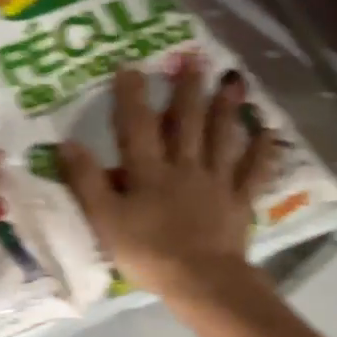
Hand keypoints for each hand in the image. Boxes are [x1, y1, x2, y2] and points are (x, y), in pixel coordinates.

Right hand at [57, 60, 277, 303]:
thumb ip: (87, 182)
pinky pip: (254, 171)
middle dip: (187, 90)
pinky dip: (263, 149)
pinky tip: (270, 130)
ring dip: (227, 108)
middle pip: (187, 123)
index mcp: (149, 173)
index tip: (130, 66)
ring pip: (222, 138)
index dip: (132, 97)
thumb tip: (66, 144)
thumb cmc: (147, 253)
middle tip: (193, 57)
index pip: (137, 127)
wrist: (199, 279)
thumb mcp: (105, 220)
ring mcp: (217, 183)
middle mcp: (185, 168)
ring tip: (232, 81)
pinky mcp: (239, 202)